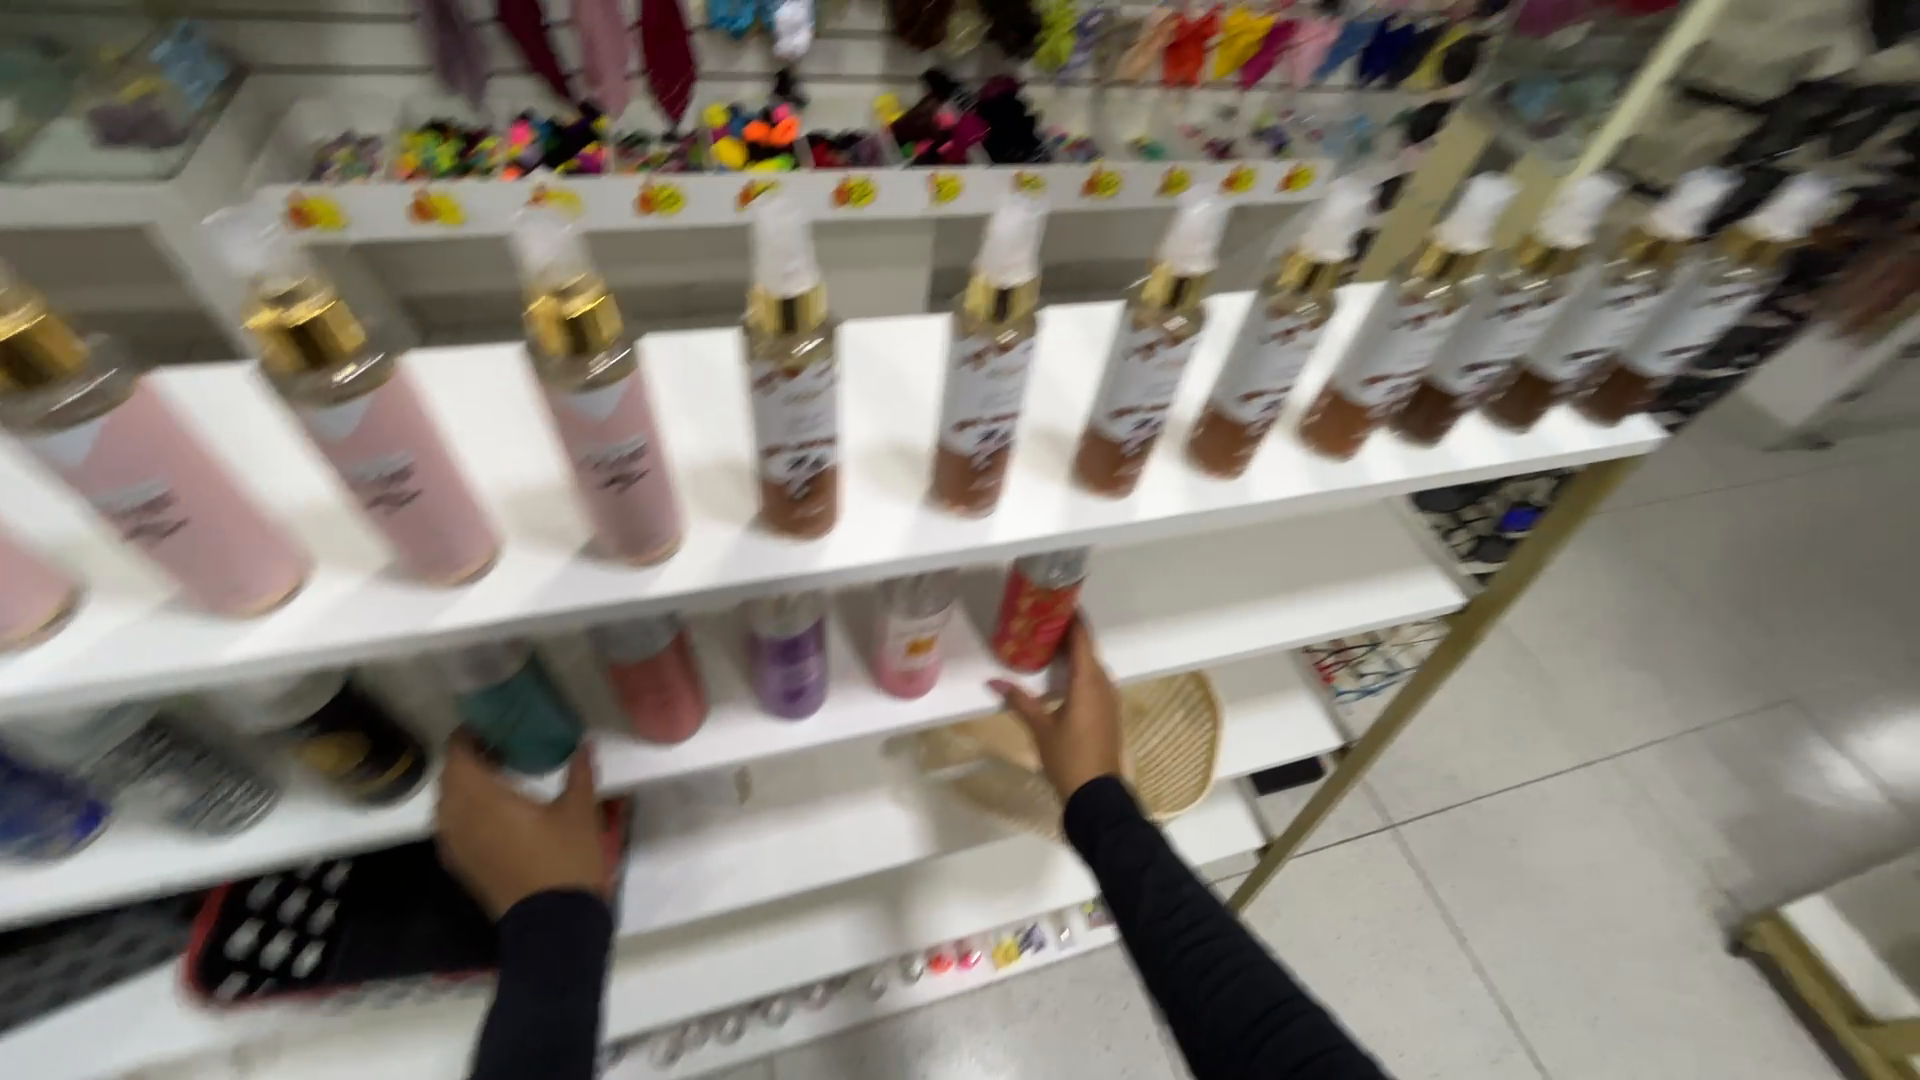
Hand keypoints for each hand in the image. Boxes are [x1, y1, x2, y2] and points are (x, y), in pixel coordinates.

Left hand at [435, 738, 606, 919]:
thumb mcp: (579, 810)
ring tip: (499, 772)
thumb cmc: (566, 858)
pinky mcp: (462, 862)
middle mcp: (459, 819)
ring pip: (447, 802)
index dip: (468, 737)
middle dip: (469, 758)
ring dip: (465, 783)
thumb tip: (583, 744)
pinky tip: (496, 806)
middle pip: (449, 778)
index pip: (458, 758)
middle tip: (501, 743)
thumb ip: (579, 772)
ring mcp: (456, 844)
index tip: (491, 724)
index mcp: (484, 800)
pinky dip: (465, 807)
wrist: (553, 920)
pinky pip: (451, 823)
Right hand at [989, 617, 1122, 800]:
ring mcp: (1109, 698)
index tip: (1057, 601)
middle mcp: (1103, 683)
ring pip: (1091, 666)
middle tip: (1041, 622)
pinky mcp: (1109, 712)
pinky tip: (1060, 677)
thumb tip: (992, 682)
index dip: (1072, 618)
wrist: (1098, 795)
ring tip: (1047, 645)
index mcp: (1088, 680)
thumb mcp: (1040, 727)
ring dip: (1074, 654)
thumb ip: (1019, 700)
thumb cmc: (1068, 756)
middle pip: (1087, 649)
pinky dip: (1079, 672)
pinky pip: (1094, 681)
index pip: (1082, 638)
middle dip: (1068, 634)